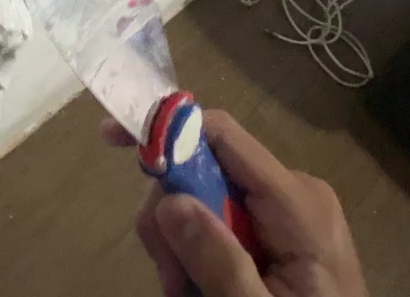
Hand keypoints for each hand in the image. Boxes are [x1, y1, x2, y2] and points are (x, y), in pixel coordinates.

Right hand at [103, 111, 367, 296]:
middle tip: (167, 274)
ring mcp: (278, 208)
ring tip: (183, 289)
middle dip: (169, 214)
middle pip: (199, 167)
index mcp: (297, 200)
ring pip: (197, 193)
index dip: (166, 128)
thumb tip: (170, 201)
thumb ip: (221, 263)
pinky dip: (193, 248)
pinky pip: (213, 215)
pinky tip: (196, 283)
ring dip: (177, 241)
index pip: (221, 134)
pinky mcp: (269, 227)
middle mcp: (288, 189)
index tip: (112, 138)